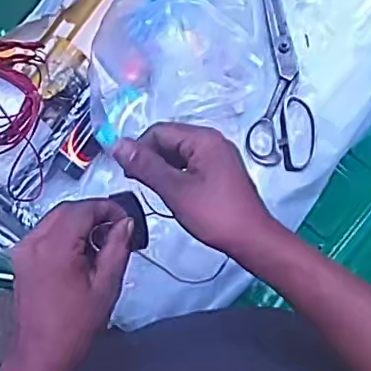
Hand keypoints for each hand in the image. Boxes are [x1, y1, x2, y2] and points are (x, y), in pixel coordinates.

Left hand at [7, 198, 132, 370]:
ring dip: (79, 223)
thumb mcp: (106, 286)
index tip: (125, 219)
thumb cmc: (76, 325)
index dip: (107, 208)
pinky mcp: (20, 259)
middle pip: (66, 210)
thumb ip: (117, 248)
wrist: (43, 352)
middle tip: (117, 229)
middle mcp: (33, 242)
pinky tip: (81, 253)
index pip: (82, 209)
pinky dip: (64, 234)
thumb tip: (125, 223)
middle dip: (93, 213)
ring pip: (54, 219)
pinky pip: (45, 234)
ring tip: (102, 243)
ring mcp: (23, 250)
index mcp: (54, 247)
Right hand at [111, 123, 275, 256]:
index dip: (139, 149)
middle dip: (150, 159)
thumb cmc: (218, 215)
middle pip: (169, 140)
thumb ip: (145, 166)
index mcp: (204, 139)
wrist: (250, 239)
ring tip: (155, 190)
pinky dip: (176, 175)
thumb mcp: (174, 190)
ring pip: (179, 154)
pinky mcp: (221, 172)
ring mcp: (219, 157)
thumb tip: (120, 146)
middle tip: (139, 182)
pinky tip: (172, 193)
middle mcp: (214, 142)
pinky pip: (191, 165)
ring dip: (162, 168)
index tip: (128, 171)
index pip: (158, 131)